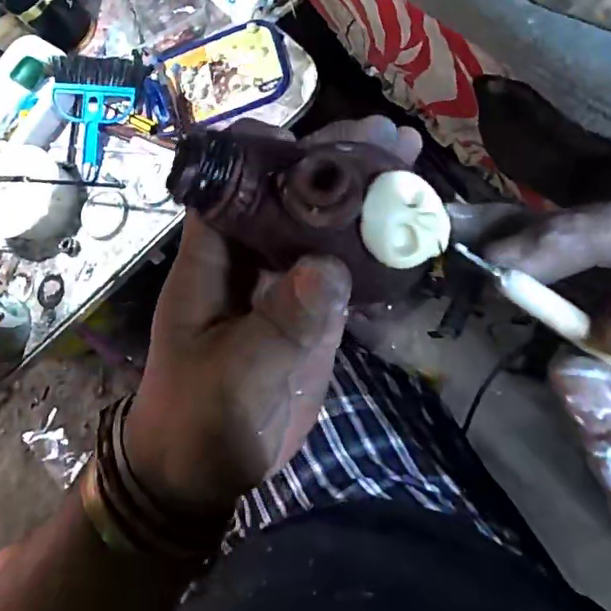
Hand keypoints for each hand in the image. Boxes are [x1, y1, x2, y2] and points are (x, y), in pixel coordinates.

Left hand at [124, 117, 423, 512]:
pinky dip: (371, 250)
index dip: (260, 156)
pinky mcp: (306, 316)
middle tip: (386, 138)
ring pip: (318, 229)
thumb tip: (328, 268)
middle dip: (328, 165)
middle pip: (284, 198)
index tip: (304, 138)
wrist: (202, 473)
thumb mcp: (236, 377)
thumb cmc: (200, 420)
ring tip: (409, 163)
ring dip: (359, 198)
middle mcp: (245, 263)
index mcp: (210, 263)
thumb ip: (280, 326)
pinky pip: (340, 271)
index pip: (228, 190)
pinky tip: (410, 228)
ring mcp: (279, 288)